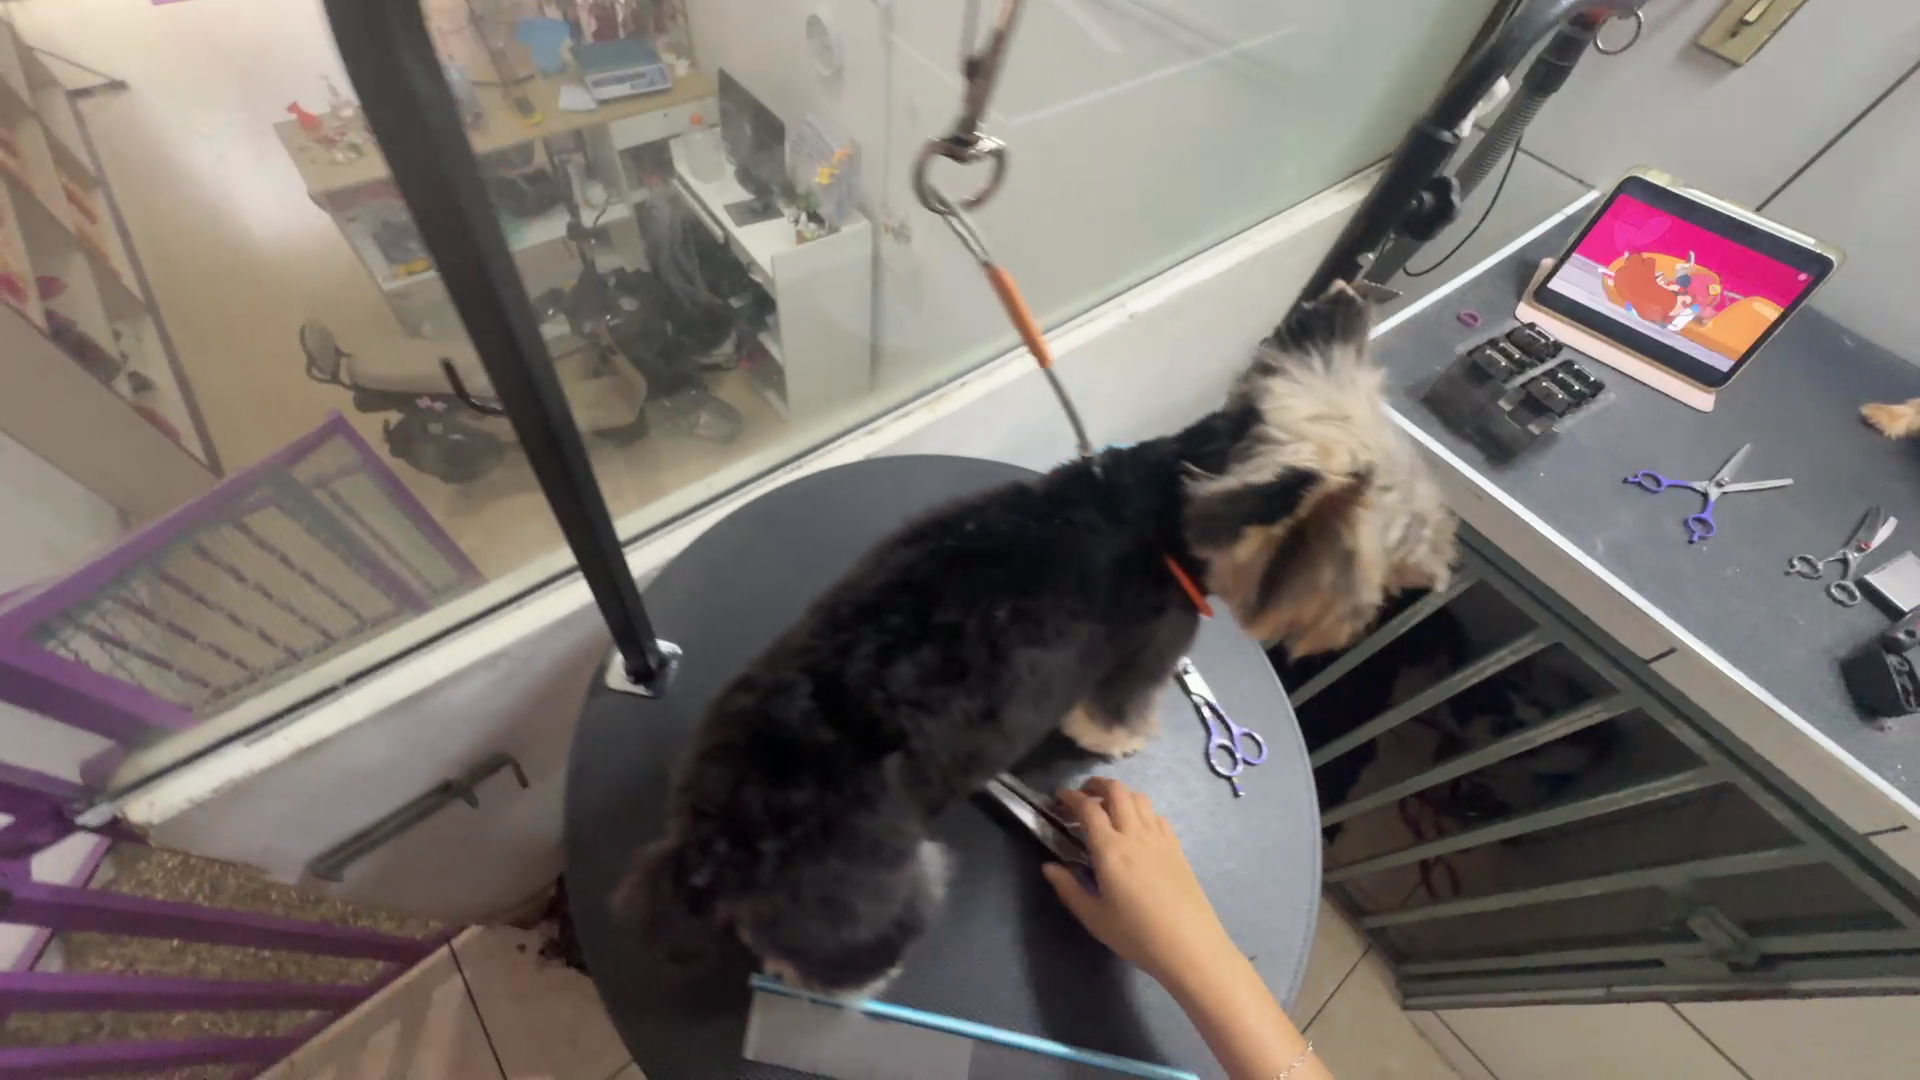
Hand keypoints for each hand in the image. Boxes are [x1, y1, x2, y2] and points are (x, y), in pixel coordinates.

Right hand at [1042, 777, 1236, 986]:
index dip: (1071, 796)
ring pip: (1138, 797)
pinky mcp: (1176, 846)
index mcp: (1109, 849)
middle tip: (1083, 794)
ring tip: (1108, 805)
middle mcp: (1133, 834)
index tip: (1059, 797)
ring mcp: (1158, 837)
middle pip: (1116, 790)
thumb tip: (1048, 867)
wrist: (1191, 947)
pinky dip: (1141, 809)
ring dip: (1119, 793)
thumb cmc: (1137, 935)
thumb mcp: (1094, 918)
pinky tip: (1137, 826)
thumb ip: (1069, 889)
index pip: (1087, 807)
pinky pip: (1156, 814)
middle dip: (1096, 784)